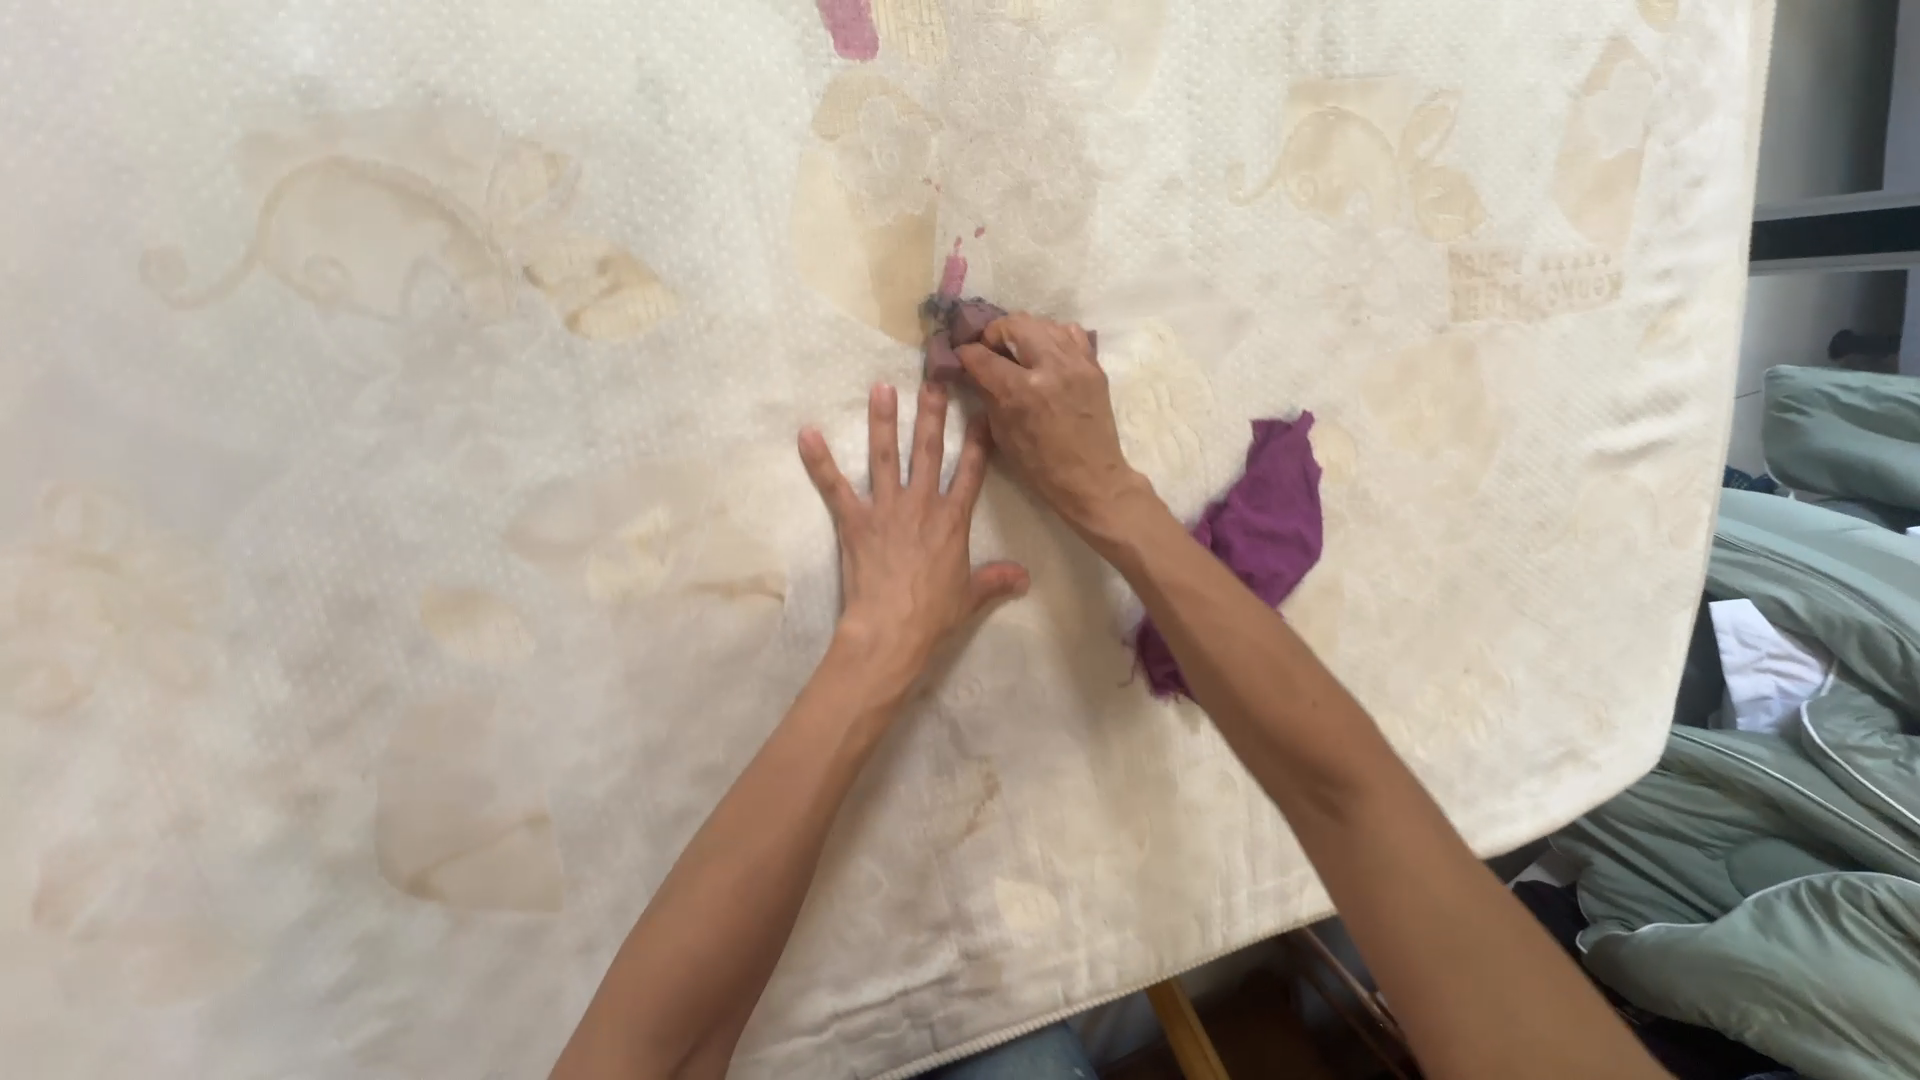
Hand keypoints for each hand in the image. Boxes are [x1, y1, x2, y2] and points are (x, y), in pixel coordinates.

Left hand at [798, 382, 1029, 697]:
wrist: (892, 629)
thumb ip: (996, 580)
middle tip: (932, 380)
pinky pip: (835, 486)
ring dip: (882, 420)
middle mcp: (921, 504)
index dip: (978, 441)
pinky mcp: (854, 521)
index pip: (971, 472)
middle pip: (928, 450)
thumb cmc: (934, 614)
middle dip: (931, 413)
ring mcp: (886, 509)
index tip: (981, 413)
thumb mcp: (970, 596)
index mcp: (952, 520)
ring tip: (881, 388)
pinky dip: (819, 461)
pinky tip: (806, 434)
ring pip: (885, 455)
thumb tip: (1025, 578)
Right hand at [954, 314, 1152, 535]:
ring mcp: (1076, 363)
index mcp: (1022, 391)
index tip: (962, 357)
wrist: (1091, 478)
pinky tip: (1046, 353)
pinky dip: (1053, 337)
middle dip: (995, 333)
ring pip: (1043, 323)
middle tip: (990, 350)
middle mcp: (1050, 367)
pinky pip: (1070, 333)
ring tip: (1018, 351)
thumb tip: (975, 371)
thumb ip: (988, 395)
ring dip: (1023, 332)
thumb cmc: (1040, 466)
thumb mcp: (1002, 434)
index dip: (966, 354)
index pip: (983, 356)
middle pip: (1015, 324)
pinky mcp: (1094, 366)